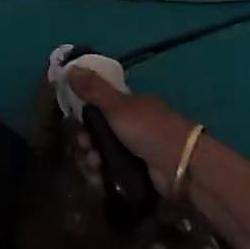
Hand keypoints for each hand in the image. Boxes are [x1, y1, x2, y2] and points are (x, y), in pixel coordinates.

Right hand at [67, 67, 196, 192]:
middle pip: (96, 134)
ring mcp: (133, 151)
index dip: (84, 116)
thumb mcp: (119, 106)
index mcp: (130, 106)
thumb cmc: (149, 129)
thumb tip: (69, 68)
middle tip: (87, 148)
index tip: (77, 123)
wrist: (180, 165)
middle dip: (86, 142)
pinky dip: (100, 176)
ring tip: (96, 166)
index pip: (99, 108)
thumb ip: (94, 89)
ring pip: (100, 154)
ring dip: (91, 160)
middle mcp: (132, 127)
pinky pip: (108, 173)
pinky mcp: (134, 173)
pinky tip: (99, 179)